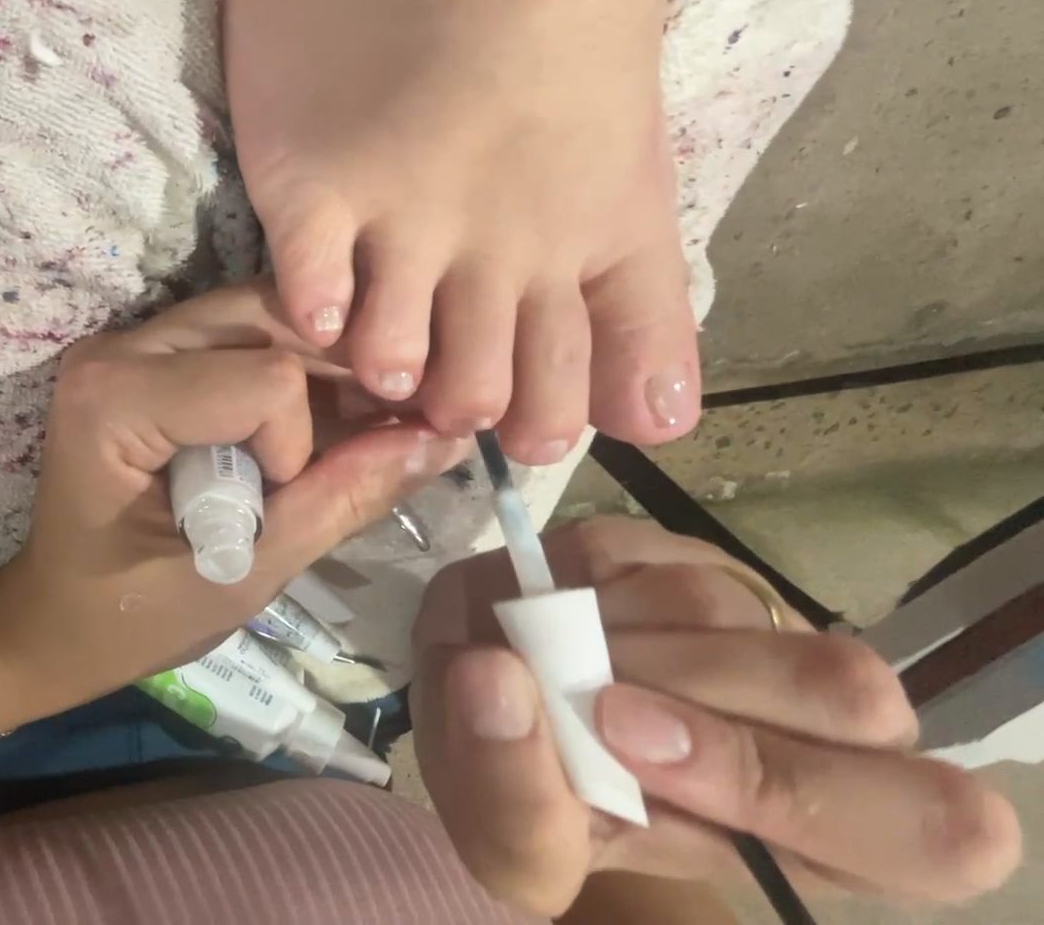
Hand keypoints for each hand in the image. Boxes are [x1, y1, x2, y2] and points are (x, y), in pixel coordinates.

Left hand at [0, 283, 468, 704]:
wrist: (53, 616)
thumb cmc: (130, 615)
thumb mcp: (243, 574)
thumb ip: (339, 499)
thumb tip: (441, 439)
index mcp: (115, 400)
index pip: (264, 380)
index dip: (301, 440)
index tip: (282, 496)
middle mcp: (115, 349)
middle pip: (268, 319)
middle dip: (336, 373)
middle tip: (384, 428)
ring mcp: (126, 344)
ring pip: (258, 316)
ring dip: (319, 367)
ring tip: (356, 425)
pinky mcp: (143, 355)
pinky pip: (237, 336)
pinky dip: (288, 371)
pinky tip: (320, 415)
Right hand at [226, 0, 700, 463]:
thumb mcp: (630, 149)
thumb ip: (633, 290)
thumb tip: (655, 416)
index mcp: (597, 231)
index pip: (593, 383)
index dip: (557, 423)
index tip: (523, 428)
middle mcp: (508, 245)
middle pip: (484, 393)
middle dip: (462, 410)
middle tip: (427, 388)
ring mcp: (405, 216)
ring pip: (395, 364)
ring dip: (385, 371)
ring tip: (370, 341)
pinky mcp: (311, 185)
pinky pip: (310, 298)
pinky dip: (312, 318)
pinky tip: (316, 300)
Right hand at [410, 518, 1021, 914]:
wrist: (470, 718)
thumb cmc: (515, 807)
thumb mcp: (509, 854)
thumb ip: (517, 797)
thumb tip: (492, 672)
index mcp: (822, 834)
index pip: (934, 826)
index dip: (798, 788)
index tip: (637, 756)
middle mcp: (810, 720)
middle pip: (843, 689)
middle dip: (690, 703)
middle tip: (584, 712)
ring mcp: (735, 615)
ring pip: (711, 606)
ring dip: (601, 644)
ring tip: (539, 671)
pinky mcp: (649, 550)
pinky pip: (620, 554)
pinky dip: (559, 592)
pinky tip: (535, 627)